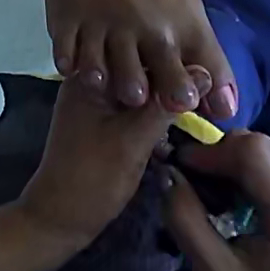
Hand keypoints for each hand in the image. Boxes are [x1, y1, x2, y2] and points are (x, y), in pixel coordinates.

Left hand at [13, 71, 192, 251]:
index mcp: (91, 74)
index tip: (210, 79)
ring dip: (167, 97)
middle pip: (142, 68)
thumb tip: (205, 74)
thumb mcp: (134, 138)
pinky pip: (134, 104)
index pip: (140, 51)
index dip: (176, 62)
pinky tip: (178, 122)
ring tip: (201, 108)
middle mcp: (93, 78)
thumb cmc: (93, 177)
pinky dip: (154, 112)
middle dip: (174, 80)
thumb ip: (167, 105)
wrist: (59, 219)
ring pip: (141, 87)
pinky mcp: (103, 120)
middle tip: (210, 97)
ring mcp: (96, 100)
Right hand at [163, 131, 269, 270]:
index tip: (181, 167)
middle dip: (218, 157)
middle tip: (189, 181)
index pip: (255, 153)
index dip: (212, 152)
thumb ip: (186, 220)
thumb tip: (168, 174)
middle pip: (261, 149)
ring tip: (205, 193)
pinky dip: (244, 176)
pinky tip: (228, 202)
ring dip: (230, 166)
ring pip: (266, 156)